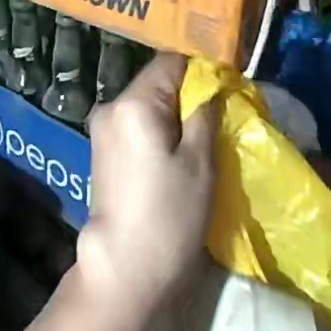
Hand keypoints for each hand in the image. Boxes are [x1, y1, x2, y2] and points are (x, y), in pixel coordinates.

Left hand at [74, 52, 218, 323]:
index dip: (201, 69)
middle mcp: (111, 107)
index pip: (170, 61)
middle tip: (221, 114)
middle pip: (157, 82)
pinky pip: (137, 123)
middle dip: (188, 93)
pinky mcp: (102, 149)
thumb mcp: (200, 162)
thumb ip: (206, 114)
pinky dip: (159, 129)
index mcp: (133, 103)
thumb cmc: (169, 215)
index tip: (227, 87)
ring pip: (147, 104)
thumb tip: (212, 87)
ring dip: (175, 113)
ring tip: (202, 136)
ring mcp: (102, 129)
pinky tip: (178, 151)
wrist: (124, 268)